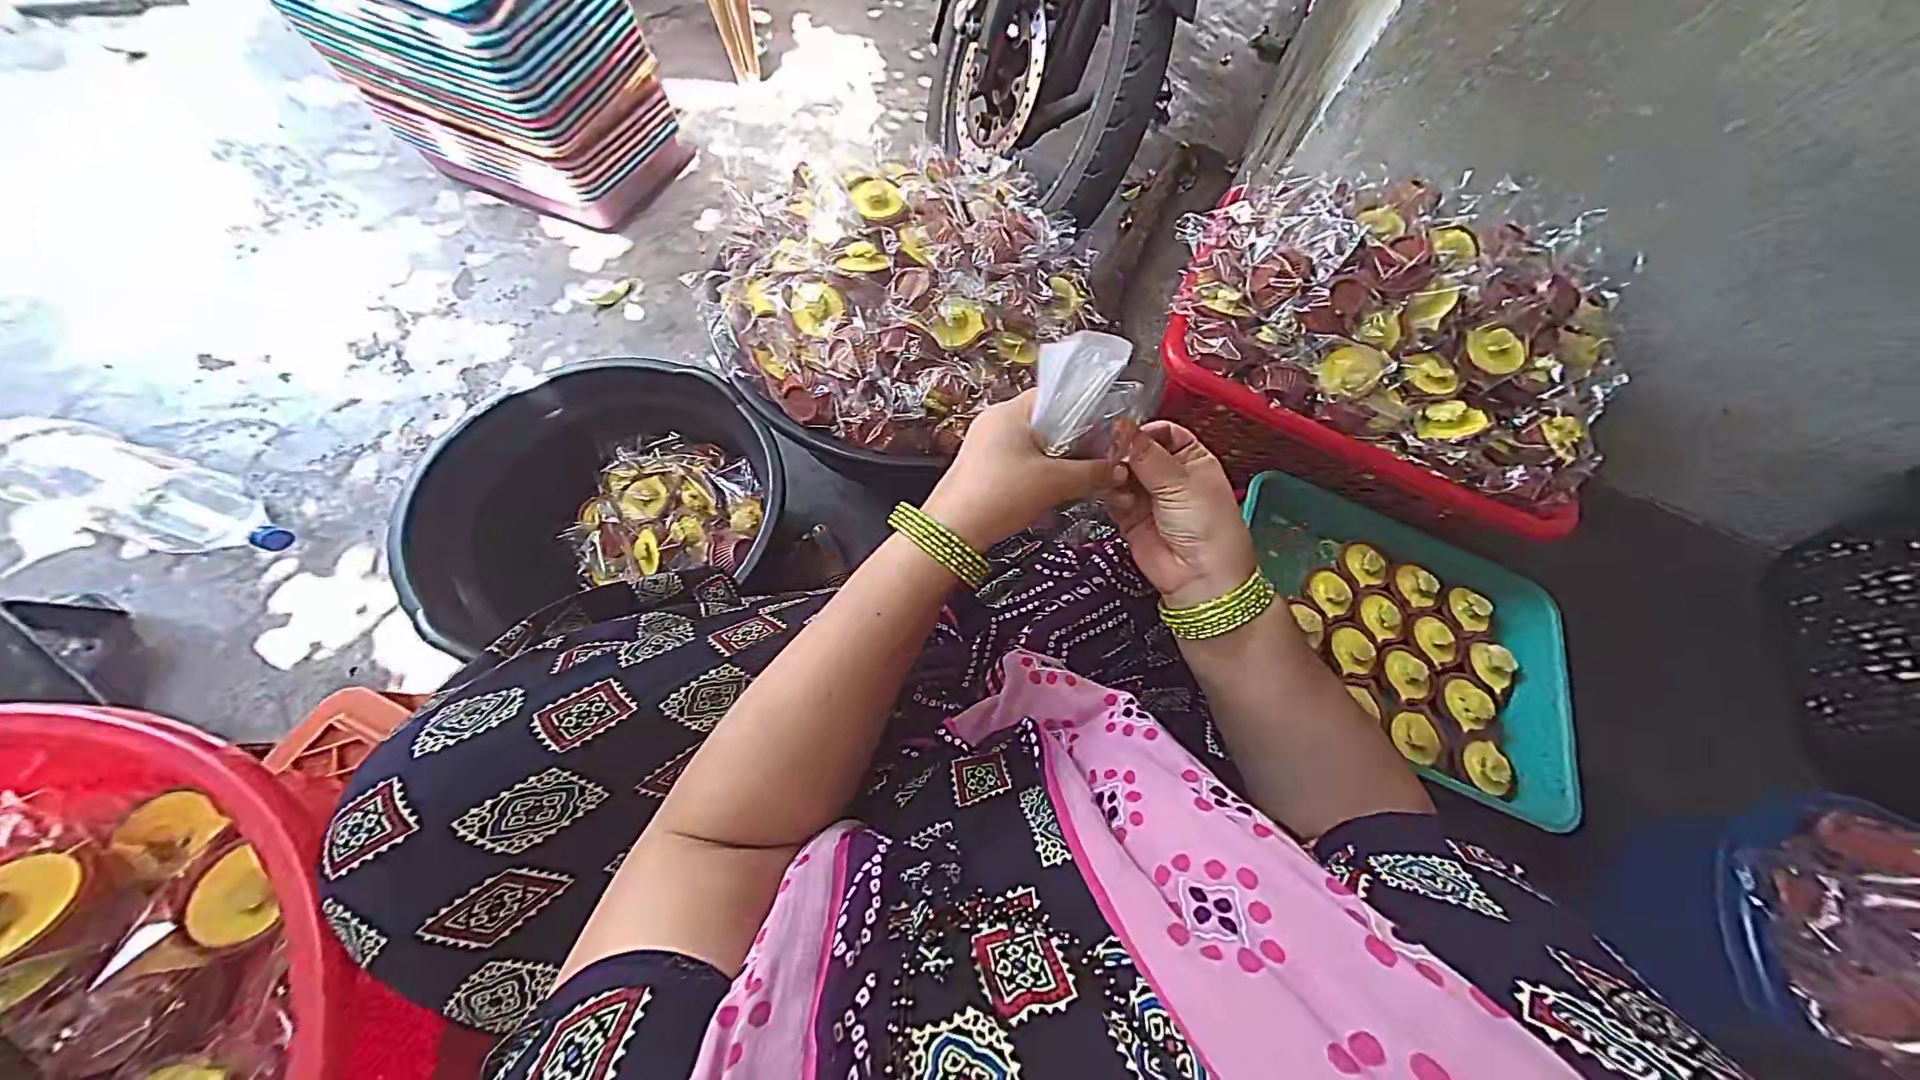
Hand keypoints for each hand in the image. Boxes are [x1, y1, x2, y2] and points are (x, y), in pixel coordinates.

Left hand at [922, 390, 1121, 549]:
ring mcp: (986, 446)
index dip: (1086, 411)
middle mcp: (995, 422)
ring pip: (1034, 445)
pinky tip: (1050, 492)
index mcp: (1009, 411)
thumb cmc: (995, 497)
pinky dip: (1039, 474)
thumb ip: (1093, 473)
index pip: (1057, 395)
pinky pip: (1020, 462)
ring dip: (1057, 462)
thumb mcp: (1055, 483)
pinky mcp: (983, 468)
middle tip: (1095, 459)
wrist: (953, 532)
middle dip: (1074, 442)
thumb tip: (1116, 470)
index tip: (1105, 431)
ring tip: (1075, 479)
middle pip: (1047, 422)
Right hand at [1105, 421, 1256, 607]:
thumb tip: (1122, 426)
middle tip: (1111, 456)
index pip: (1162, 432)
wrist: (1199, 578)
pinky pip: (1111, 495)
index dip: (1143, 431)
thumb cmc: (1206, 526)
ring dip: (1115, 474)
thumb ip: (1146, 455)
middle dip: (1123, 453)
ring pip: (1120, 472)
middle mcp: (1167, 474)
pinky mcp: (1128, 514)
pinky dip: (1111, 494)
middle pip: (1136, 451)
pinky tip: (1120, 501)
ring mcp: (1146, 495)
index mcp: (1191, 459)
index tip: (1123, 433)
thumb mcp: (1180, 484)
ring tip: (1116, 481)